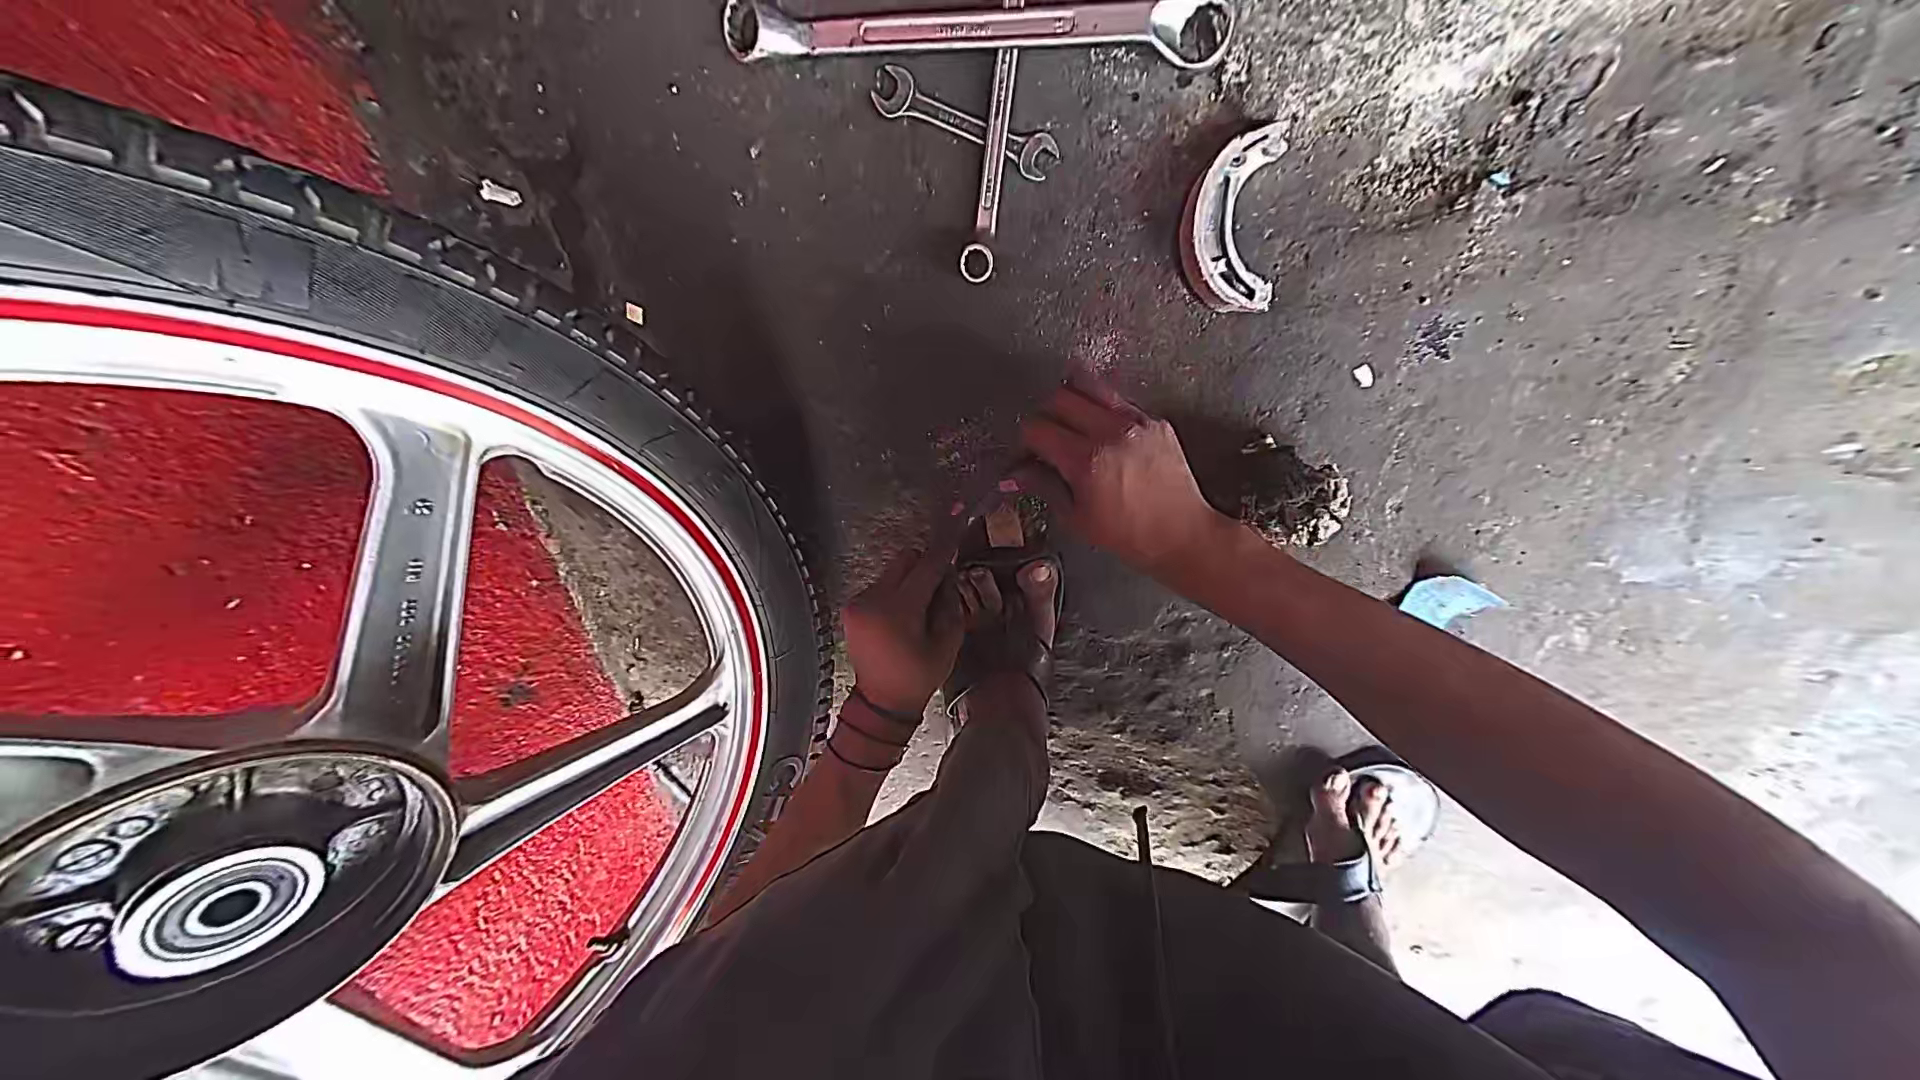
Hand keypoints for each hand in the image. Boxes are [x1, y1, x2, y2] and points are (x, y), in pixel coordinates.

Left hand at [841, 541, 963, 715]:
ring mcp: (858, 604)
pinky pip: (879, 587)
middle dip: (925, 568)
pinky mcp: (852, 609)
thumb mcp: (947, 641)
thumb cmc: (916, 678)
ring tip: (917, 614)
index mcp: (898, 611)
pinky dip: (894, 594)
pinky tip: (901, 619)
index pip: (926, 566)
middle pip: (905, 560)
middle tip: (937, 590)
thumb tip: (947, 573)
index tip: (955, 527)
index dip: (944, 547)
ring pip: (892, 572)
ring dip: (908, 582)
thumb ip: (949, 601)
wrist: (882, 703)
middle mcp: (872, 601)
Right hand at [1019, 376, 1231, 579]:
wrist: (1180, 534)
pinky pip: (1118, 399)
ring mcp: (1135, 422)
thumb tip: (1017, 472)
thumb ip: (1044, 486)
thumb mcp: (1076, 518)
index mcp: (1086, 461)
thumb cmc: (1130, 535)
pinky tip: (1101, 431)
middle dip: (1044, 416)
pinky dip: (1101, 408)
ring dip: (1071, 398)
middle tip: (1046, 437)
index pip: (1036, 428)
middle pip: (1058, 397)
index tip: (1028, 453)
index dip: (1025, 441)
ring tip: (1069, 421)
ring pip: (1089, 384)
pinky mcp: (1154, 421)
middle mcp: (1110, 433)